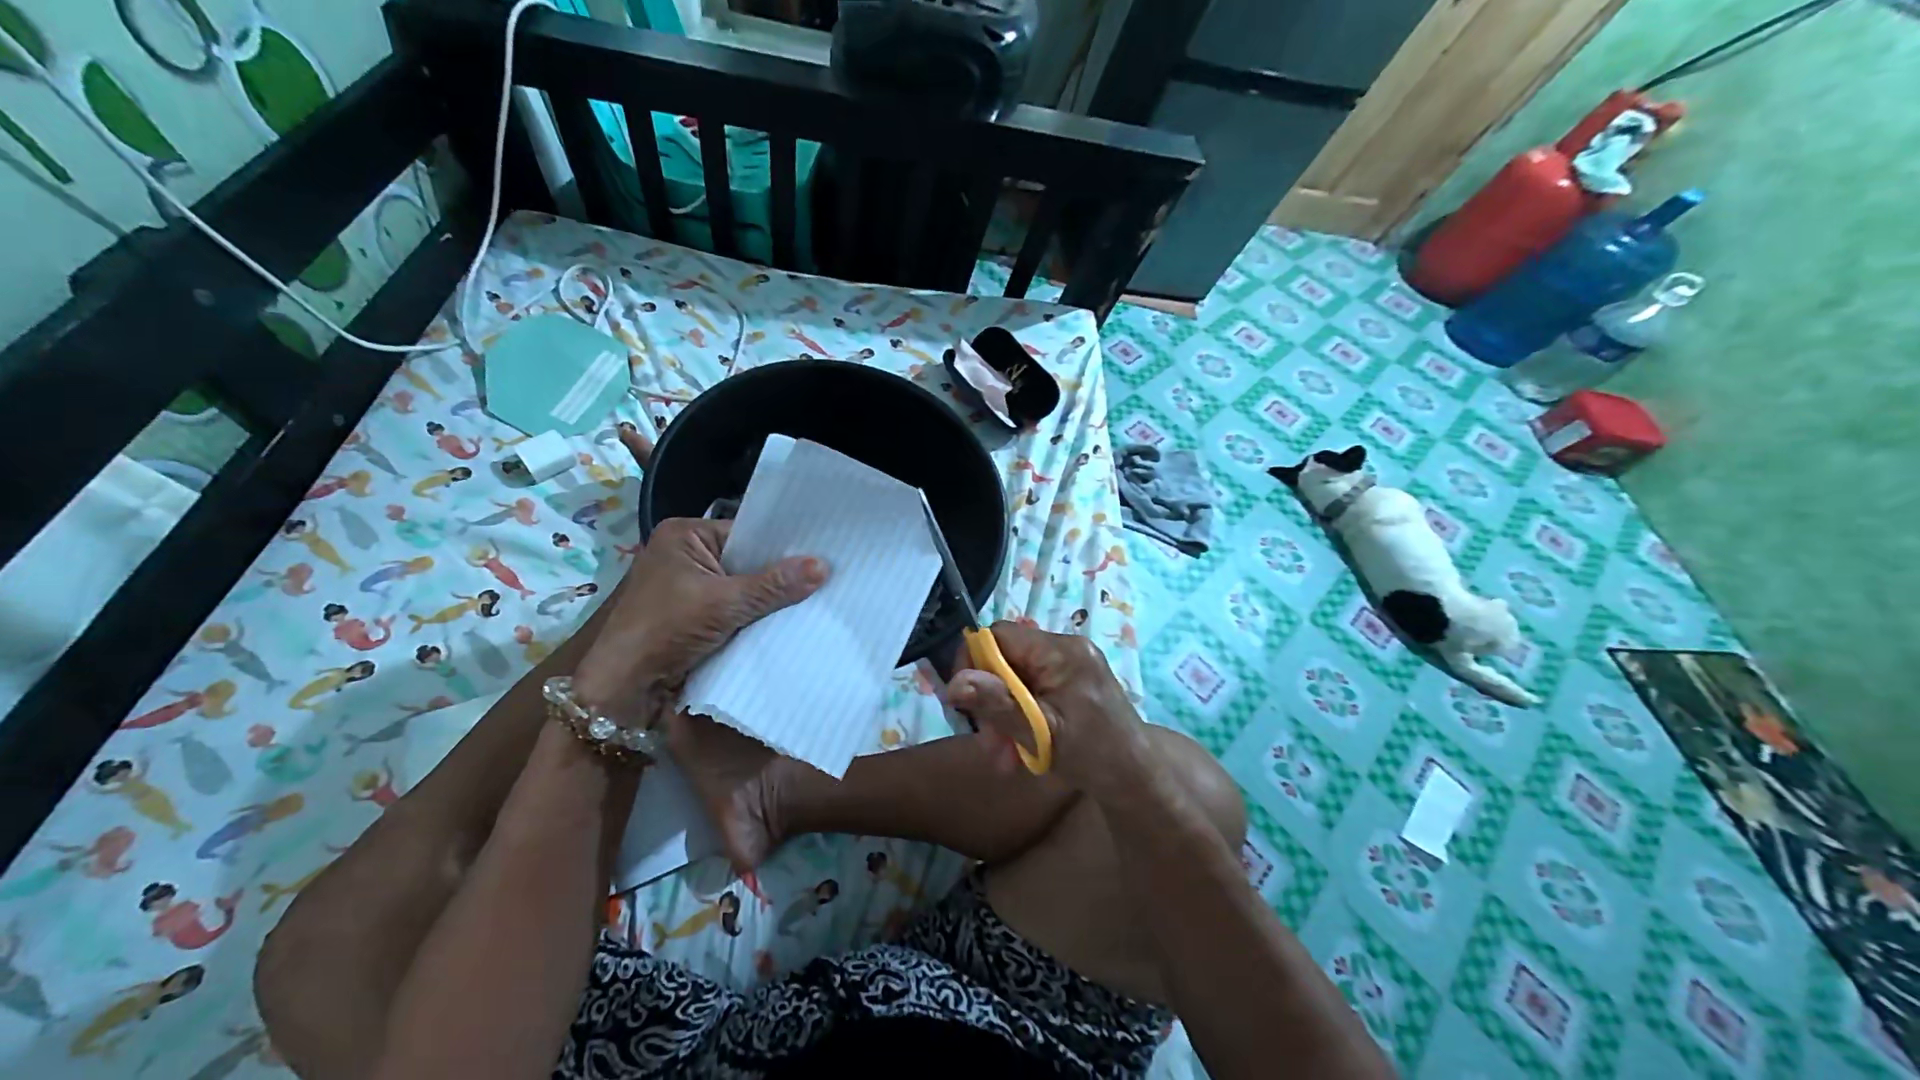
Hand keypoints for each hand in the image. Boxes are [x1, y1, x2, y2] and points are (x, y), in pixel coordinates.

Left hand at [573, 427, 827, 718]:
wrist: (622, 689)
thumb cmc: (664, 630)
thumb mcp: (724, 603)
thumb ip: (773, 584)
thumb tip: (824, 565)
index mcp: (684, 535)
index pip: (746, 533)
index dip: (782, 546)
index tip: (823, 554)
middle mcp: (685, 554)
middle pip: (747, 560)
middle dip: (779, 575)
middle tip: (828, 577)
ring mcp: (687, 587)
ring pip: (743, 588)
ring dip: (768, 600)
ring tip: (817, 599)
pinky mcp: (692, 617)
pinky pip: (734, 610)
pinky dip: (755, 618)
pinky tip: (788, 622)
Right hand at [944, 623, 1153, 793]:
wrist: (1137, 780)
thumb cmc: (1094, 755)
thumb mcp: (1041, 732)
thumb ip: (998, 705)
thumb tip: (954, 683)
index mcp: (1062, 652)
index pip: (1000, 635)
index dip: (975, 662)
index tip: (965, 701)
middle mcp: (1067, 649)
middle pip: (1006, 659)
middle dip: (991, 701)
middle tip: (989, 744)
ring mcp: (1070, 665)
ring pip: (1015, 679)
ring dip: (1003, 716)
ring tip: (1004, 757)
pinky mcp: (1072, 683)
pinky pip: (1032, 690)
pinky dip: (1020, 717)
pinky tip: (1020, 748)